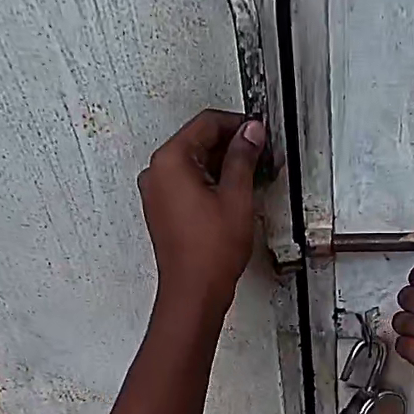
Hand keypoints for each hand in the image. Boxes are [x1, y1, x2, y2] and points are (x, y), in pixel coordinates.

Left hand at [137, 110, 267, 313]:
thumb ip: (243, 156)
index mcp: (170, 162)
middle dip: (229, 143)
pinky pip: (185, 182)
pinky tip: (230, 192)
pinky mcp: (162, 209)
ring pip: (191, 161)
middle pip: (196, 140)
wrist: (194, 290)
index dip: (237, 124)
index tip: (256, 131)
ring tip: (248, 174)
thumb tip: (249, 133)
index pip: (205, 123)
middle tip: (257, 152)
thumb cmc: (208, 253)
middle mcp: (156, 174)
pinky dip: (207, 181)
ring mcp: (156, 193)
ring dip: (220, 163)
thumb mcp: (236, 195)